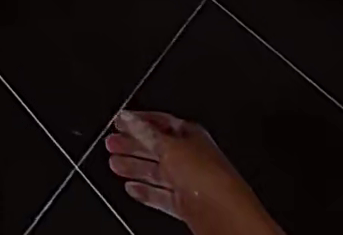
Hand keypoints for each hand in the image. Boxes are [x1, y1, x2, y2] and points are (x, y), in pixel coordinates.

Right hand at [104, 111, 283, 234]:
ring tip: (114, 165)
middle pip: (155, 147)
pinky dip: (146, 192)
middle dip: (132, 145)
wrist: (232, 224)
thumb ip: (145, 132)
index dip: (137, 121)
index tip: (118, 121)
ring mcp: (190, 184)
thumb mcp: (170, 148)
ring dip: (134, 168)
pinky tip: (132, 188)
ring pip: (156, 172)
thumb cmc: (209, 181)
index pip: (159, 123)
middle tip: (111, 143)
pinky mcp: (189, 207)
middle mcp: (191, 158)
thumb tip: (127, 117)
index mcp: (191, 137)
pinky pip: (162, 196)